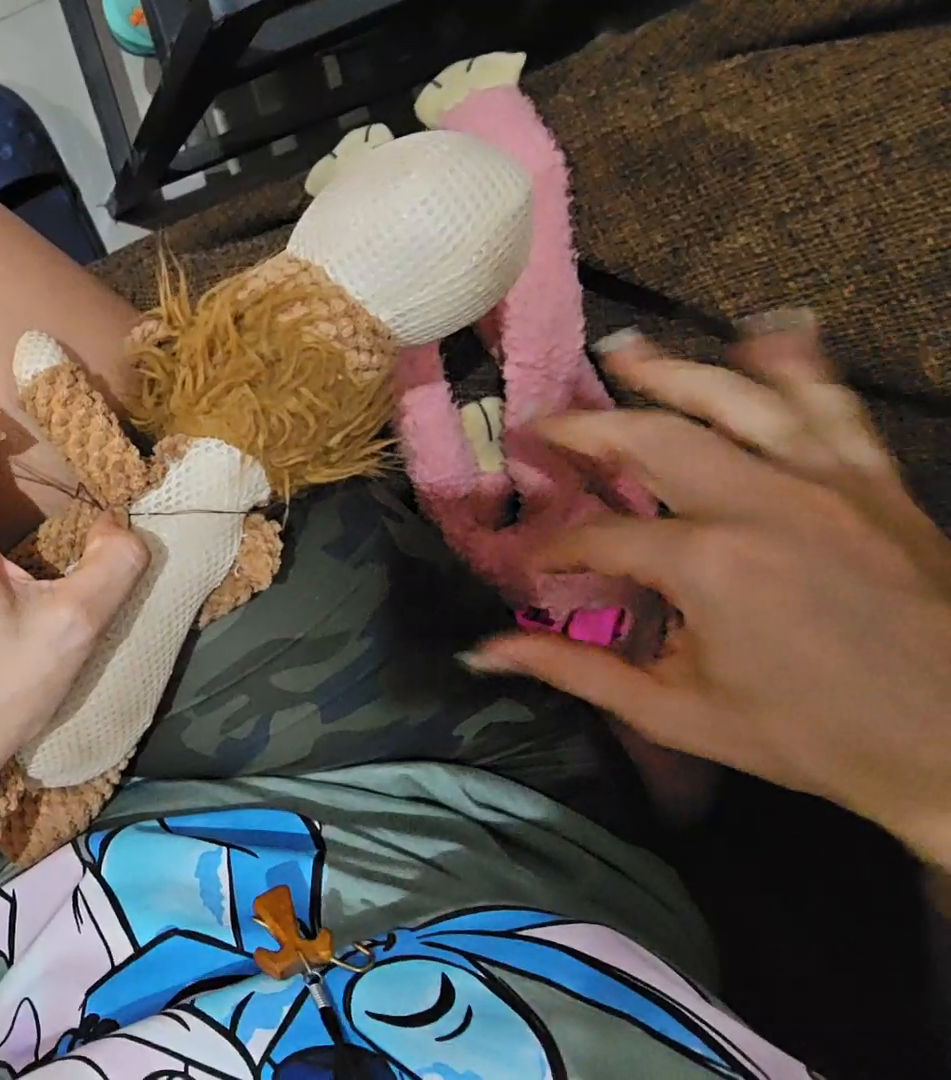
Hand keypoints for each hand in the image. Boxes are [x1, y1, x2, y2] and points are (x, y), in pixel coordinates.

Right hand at [464, 313, 950, 863]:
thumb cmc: (813, 737)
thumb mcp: (674, 713)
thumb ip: (570, 670)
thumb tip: (480, 653)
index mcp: (706, 562)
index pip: (598, 536)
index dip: (556, 549)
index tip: (538, 567)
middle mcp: (762, 503)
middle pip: (652, 439)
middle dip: (585, 430)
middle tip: (542, 423)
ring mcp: (828, 484)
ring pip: (739, 402)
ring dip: (674, 371)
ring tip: (624, 348)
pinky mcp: (878, 485)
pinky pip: (834, 408)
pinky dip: (799, 367)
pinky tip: (769, 333)